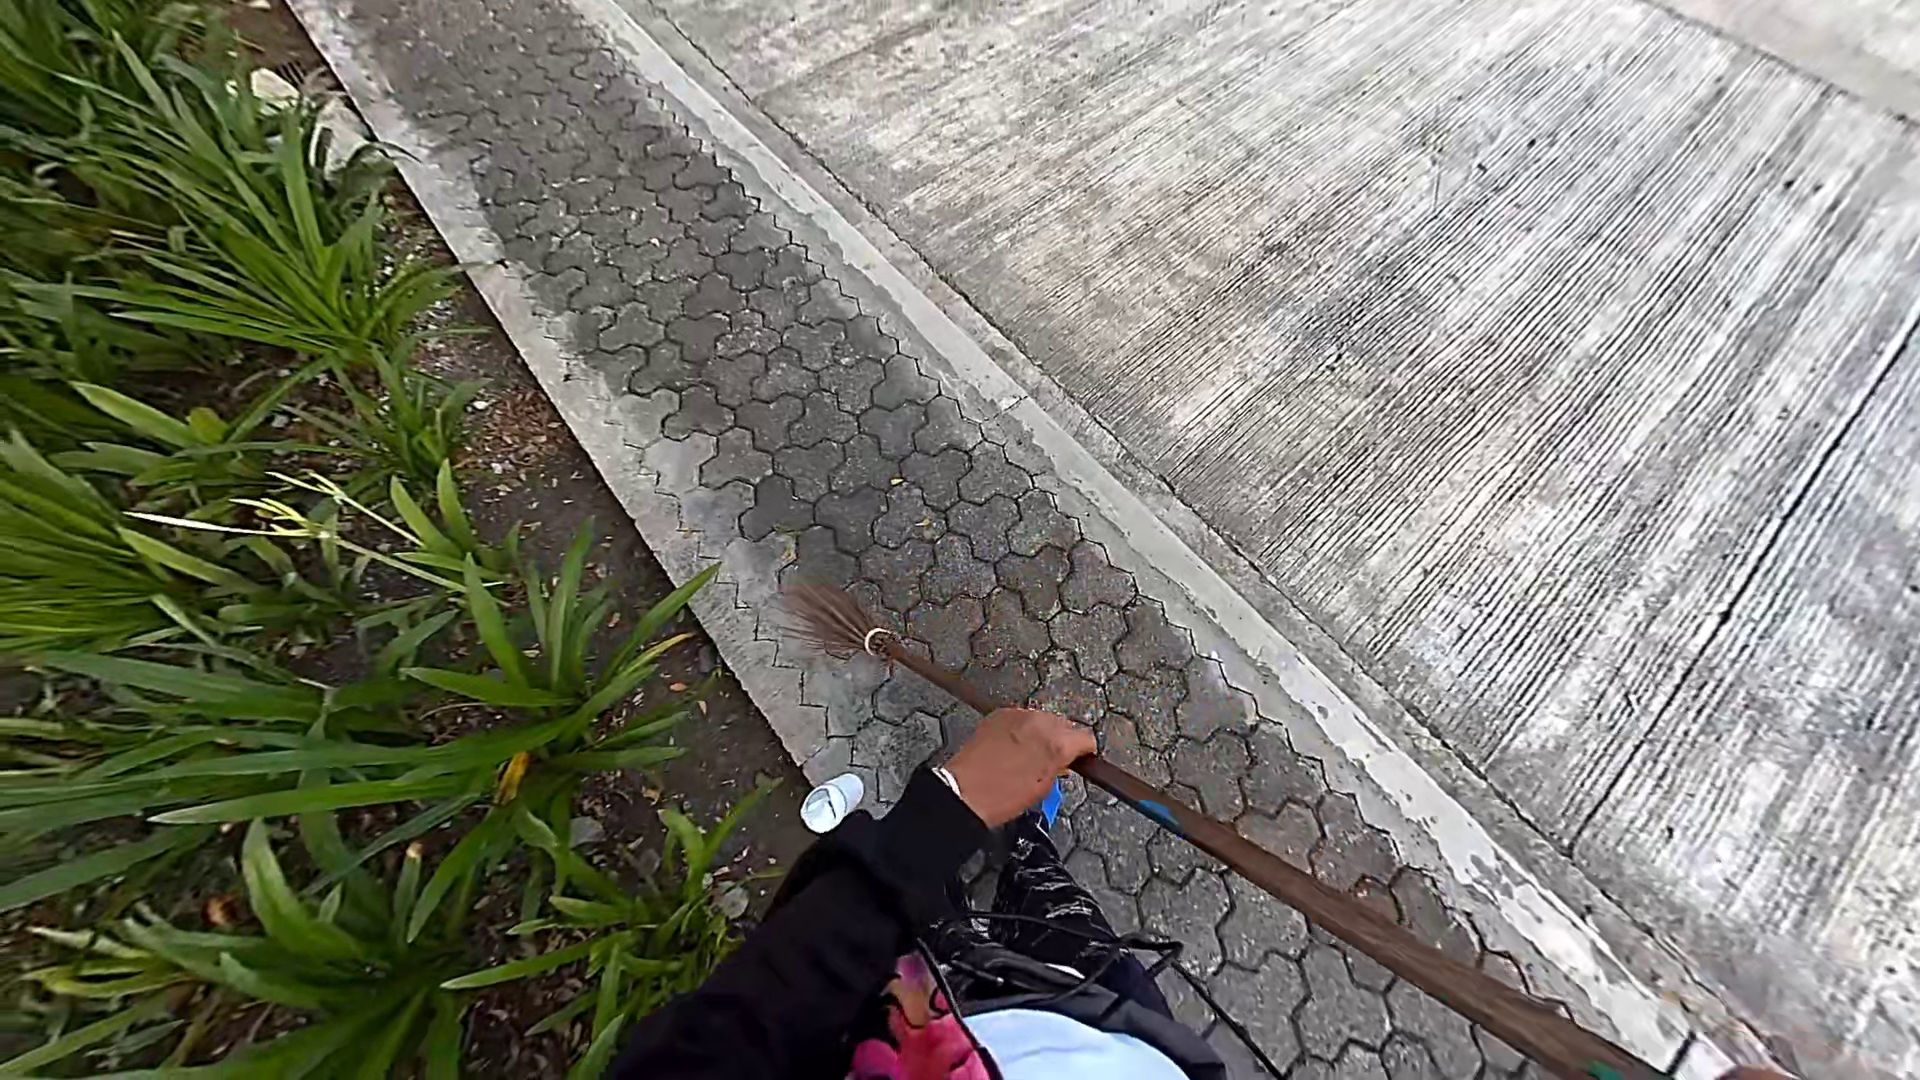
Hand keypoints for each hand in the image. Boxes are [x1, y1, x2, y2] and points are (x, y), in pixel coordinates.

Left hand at [942, 708, 1095, 826]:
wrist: (966, 790)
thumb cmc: (1004, 796)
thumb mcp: (1042, 788)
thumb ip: (1058, 767)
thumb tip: (1063, 760)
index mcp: (1058, 744)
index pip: (1085, 738)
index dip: (1083, 751)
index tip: (1078, 758)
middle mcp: (1041, 723)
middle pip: (1064, 724)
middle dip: (1061, 739)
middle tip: (1051, 758)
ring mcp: (1020, 715)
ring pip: (1042, 718)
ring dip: (1040, 731)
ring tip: (1029, 751)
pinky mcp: (1001, 713)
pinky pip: (1020, 717)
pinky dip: (1021, 727)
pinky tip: (1012, 744)